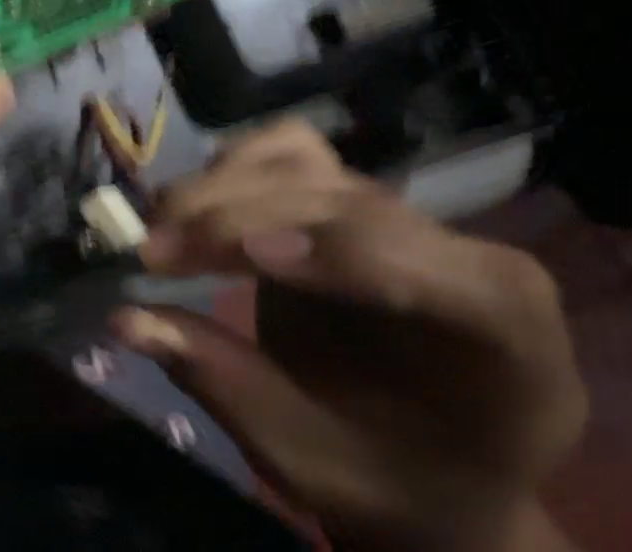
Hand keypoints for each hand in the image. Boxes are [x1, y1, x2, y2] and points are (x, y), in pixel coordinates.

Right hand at [114, 122, 585, 551]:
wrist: (423, 463)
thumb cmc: (386, 477)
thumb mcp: (309, 458)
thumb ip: (226, 384)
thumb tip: (125, 319)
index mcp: (506, 336)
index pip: (433, 271)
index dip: (335, 251)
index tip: (236, 257)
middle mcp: (463, 256)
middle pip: (345, 205)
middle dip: (238, 220)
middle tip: (150, 254)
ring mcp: (401, 217)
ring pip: (306, 164)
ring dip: (220, 187)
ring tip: (157, 229)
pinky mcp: (346, 200)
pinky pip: (285, 154)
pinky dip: (228, 170)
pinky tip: (188, 211)